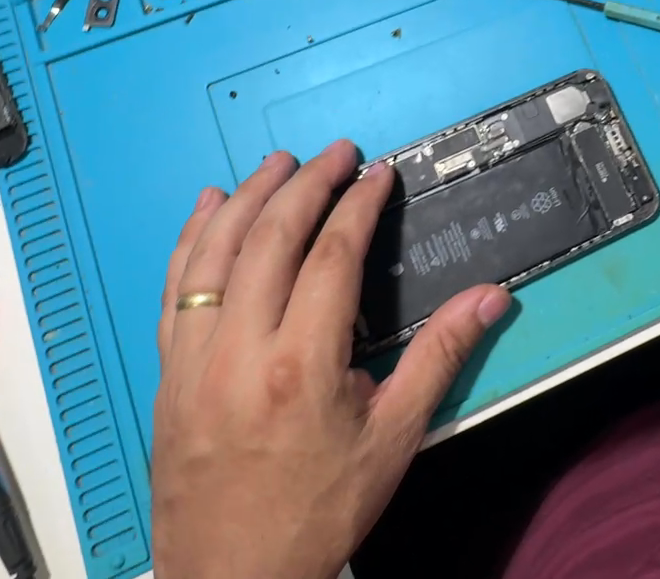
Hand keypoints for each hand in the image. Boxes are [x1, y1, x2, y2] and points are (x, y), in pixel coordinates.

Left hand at [152, 142, 511, 578]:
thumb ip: (441, 356)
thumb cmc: (321, 507)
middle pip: (269, 240)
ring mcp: (191, 360)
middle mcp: (237, 350)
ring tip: (278, 162)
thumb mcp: (396, 437)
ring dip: (247, 198)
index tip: (378, 173)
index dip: (358, 205)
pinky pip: (174, 290)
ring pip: (213, 255)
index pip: (331, 257)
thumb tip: (492, 296)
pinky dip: (191, 240)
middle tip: (337, 152)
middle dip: (306, 184)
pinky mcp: (167, 373)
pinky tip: (207, 208)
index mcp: (300, 364)